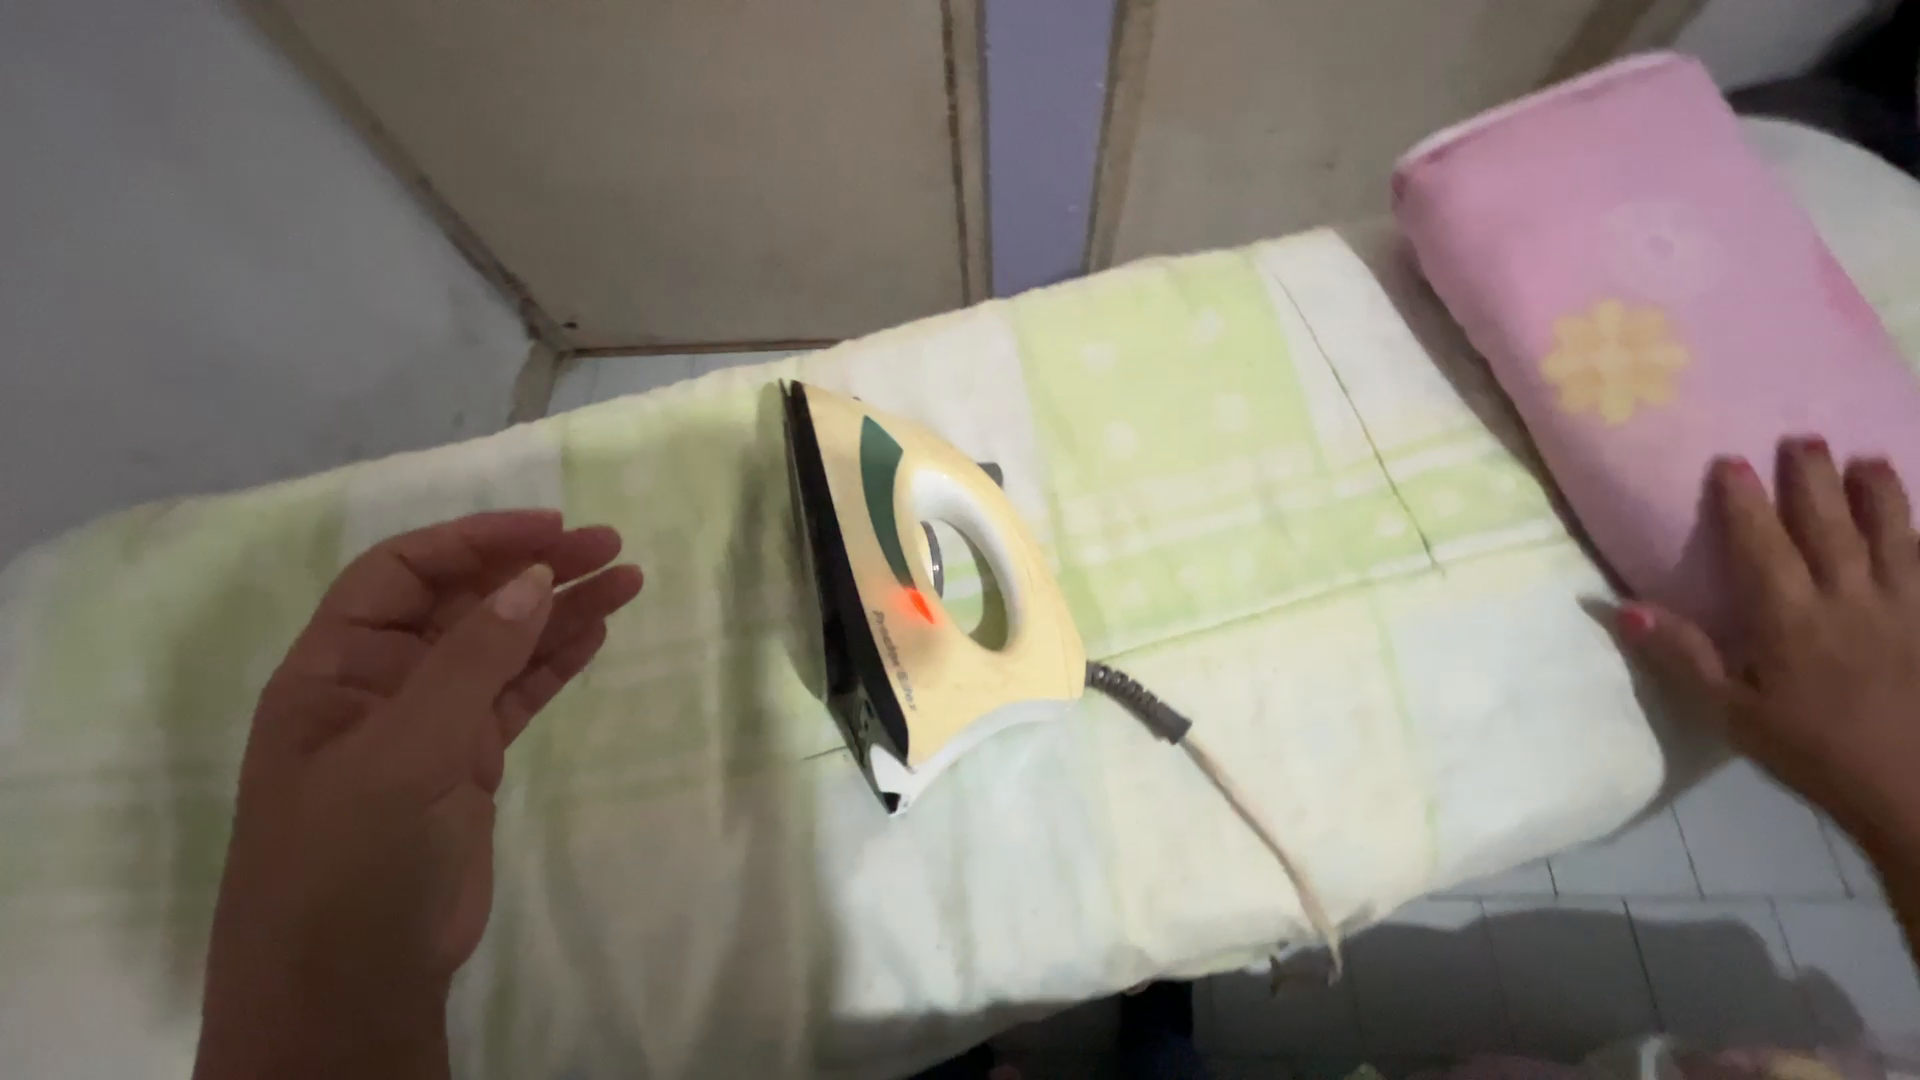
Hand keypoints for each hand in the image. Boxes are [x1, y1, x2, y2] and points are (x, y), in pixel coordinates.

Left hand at [193, 510, 642, 1079]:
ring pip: (505, 644)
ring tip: (627, 578)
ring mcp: (431, 722)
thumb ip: (470, 662)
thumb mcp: (404, 753)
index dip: (476, 540)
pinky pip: (521, 690)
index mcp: (335, 670)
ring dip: (561, 608)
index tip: (551, 528)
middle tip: (609, 545)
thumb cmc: (350, 863)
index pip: (404, 573)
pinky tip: (599, 630)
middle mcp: (383, 684)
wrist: (355, 985)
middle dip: (534, 567)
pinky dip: (559, 658)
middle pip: (466, 602)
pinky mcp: (472, 758)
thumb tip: (533, 577)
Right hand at [1620, 439, 1919, 865]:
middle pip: (1832, 529)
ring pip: (1895, 540)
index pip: (1763, 546)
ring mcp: (1910, 614)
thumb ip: (1683, 654)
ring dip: (1881, 496)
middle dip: (1814, 481)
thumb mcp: (1729, 711)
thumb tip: (1623, 606)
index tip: (1732, 461)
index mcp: (1791, 620)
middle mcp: (1853, 604)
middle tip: (1804, 438)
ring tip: (1871, 458)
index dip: (1745, 502)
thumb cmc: (1811, 750)